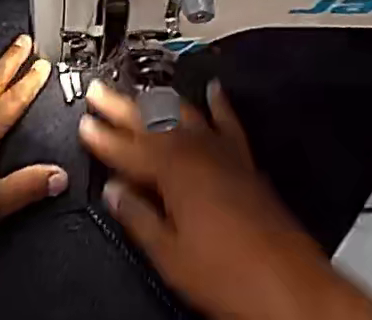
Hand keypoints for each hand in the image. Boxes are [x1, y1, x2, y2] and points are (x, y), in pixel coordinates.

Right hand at [78, 80, 371, 319]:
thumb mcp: (170, 254)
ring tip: (137, 87)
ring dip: (156, 100)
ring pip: (181, 114)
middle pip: (149, 121)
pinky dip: (218, 103)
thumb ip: (138, 217)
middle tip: (98, 91)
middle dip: (120, 105)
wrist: (287, 284)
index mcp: (172, 172)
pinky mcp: (243, 158)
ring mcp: (221, 150)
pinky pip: (227, 121)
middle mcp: (195, 151)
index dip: (102, 137)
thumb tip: (115, 193)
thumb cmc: (228, 274)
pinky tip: (212, 89)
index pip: (126, 149)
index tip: (84, 124)